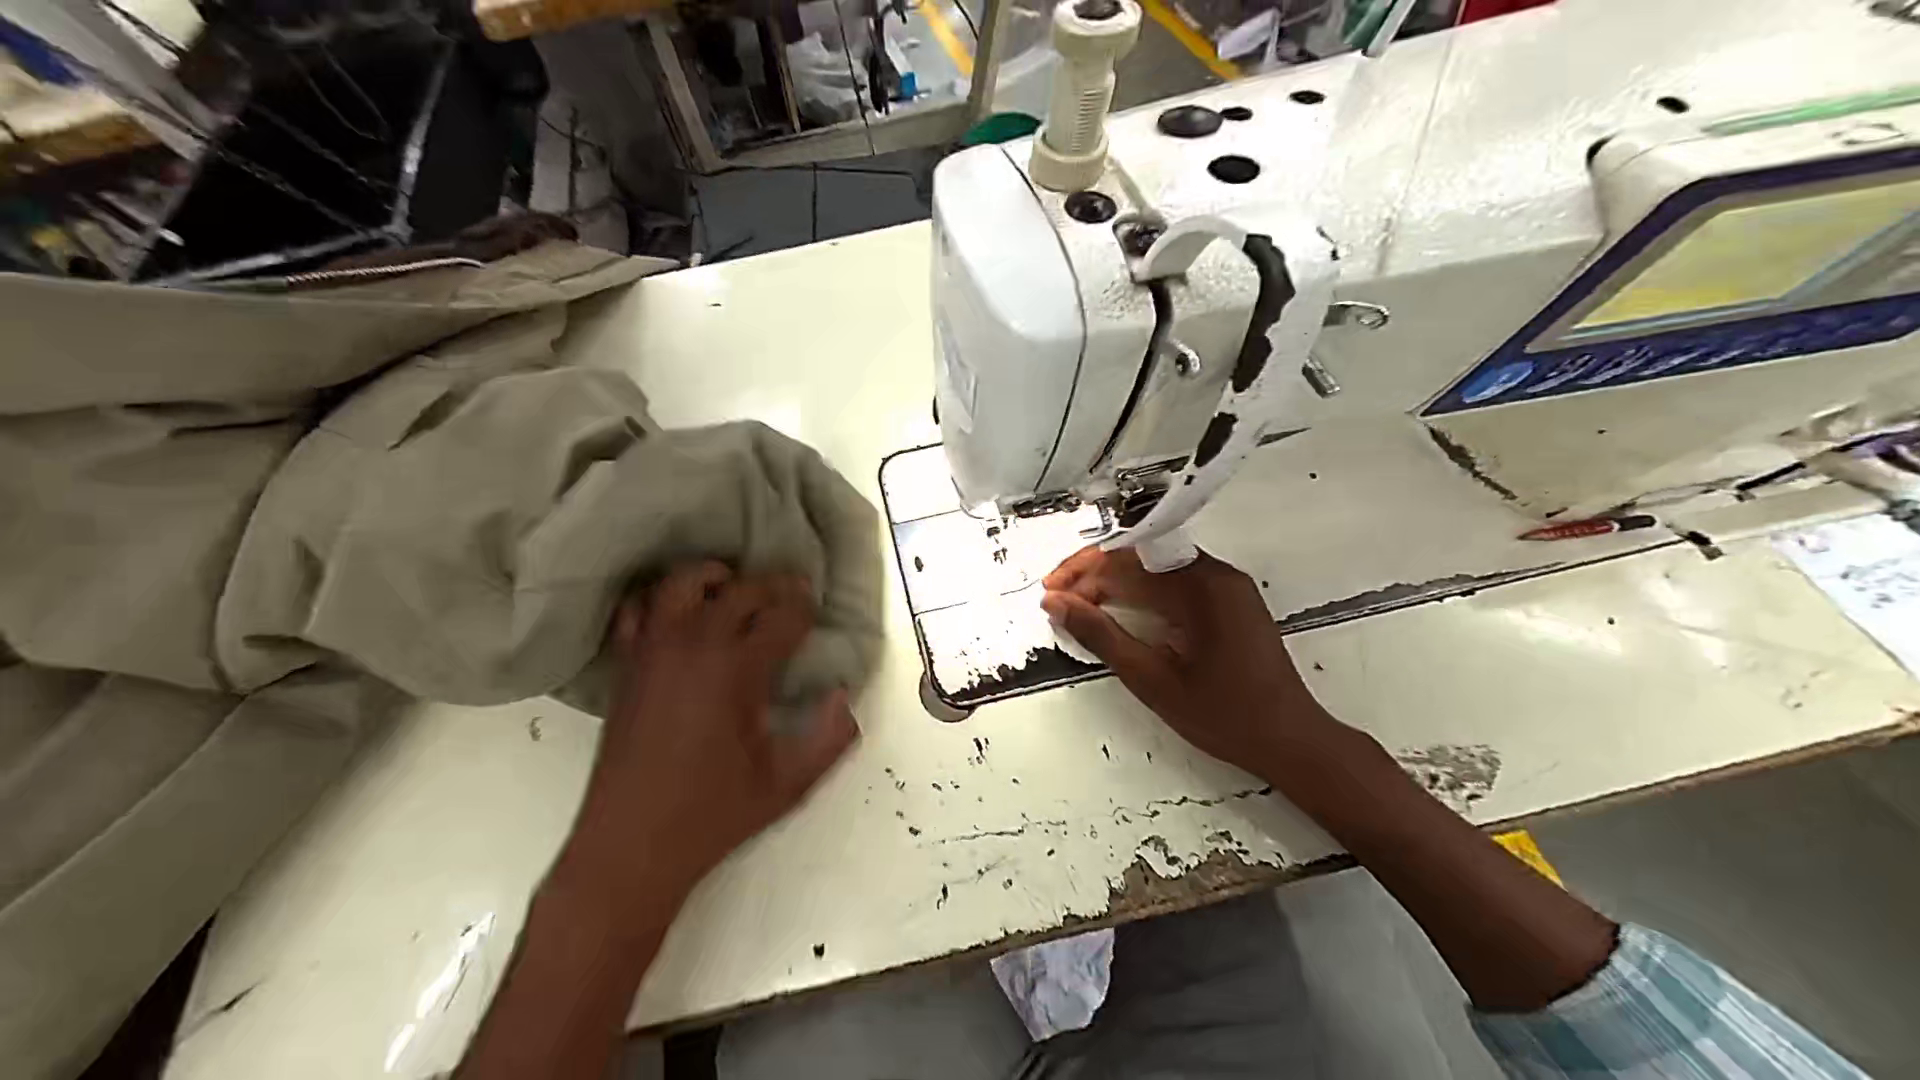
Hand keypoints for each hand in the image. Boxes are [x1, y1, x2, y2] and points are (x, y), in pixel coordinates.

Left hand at [566, 561, 859, 907]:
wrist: (630, 846)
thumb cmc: (713, 813)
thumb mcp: (788, 783)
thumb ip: (829, 737)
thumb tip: (843, 696)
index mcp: (737, 669)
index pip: (783, 617)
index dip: (805, 608)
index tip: (815, 608)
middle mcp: (694, 645)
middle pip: (741, 589)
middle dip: (773, 586)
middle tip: (792, 594)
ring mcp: (653, 651)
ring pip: (682, 583)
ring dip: (714, 577)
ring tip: (734, 588)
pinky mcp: (627, 666)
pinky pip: (638, 610)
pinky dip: (660, 599)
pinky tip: (679, 614)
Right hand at [1040, 546, 1336, 774]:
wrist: (1291, 742)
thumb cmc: (1227, 716)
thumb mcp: (1152, 679)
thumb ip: (1101, 636)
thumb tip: (1058, 605)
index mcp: (1203, 586)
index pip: (1129, 557)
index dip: (1083, 569)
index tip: (1052, 591)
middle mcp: (1217, 576)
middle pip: (1141, 559)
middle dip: (1094, 577)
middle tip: (1058, 602)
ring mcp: (1226, 588)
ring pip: (1155, 571)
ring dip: (1113, 586)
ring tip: (1078, 609)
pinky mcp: (1228, 604)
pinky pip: (1173, 586)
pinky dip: (1139, 597)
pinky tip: (1116, 615)